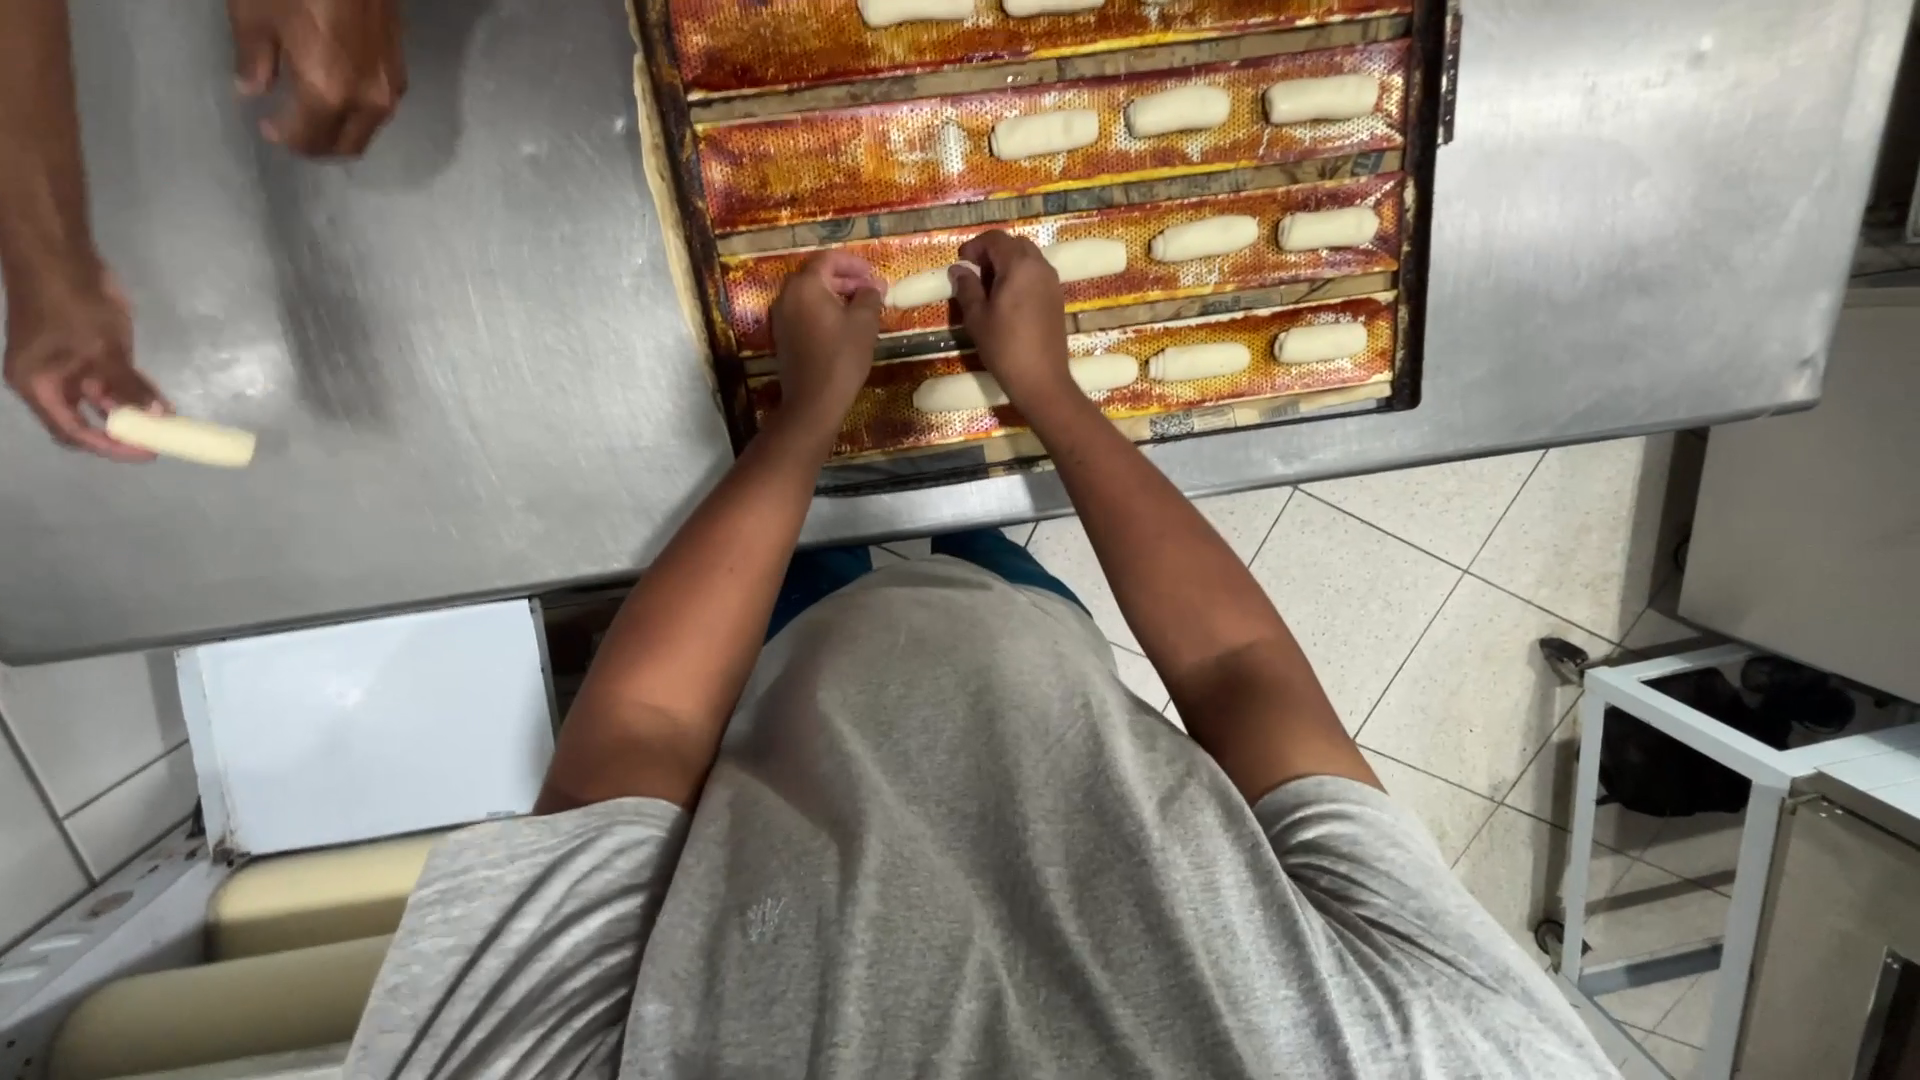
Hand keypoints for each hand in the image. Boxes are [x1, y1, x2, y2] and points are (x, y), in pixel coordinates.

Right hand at [4, 273, 166, 461]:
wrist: (62, 262)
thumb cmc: (72, 305)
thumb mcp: (102, 349)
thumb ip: (126, 386)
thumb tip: (155, 418)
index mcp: (37, 384)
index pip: (71, 430)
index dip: (110, 446)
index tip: (149, 453)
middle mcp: (50, 382)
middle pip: (88, 421)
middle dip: (126, 434)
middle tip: (167, 442)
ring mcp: (71, 369)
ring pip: (106, 404)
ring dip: (137, 415)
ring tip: (175, 427)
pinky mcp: (91, 356)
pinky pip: (116, 384)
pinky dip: (139, 395)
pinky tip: (167, 406)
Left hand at [229, 0, 405, 157]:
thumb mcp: (255, 13)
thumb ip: (253, 58)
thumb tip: (252, 89)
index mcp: (327, 94)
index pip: (310, 139)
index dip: (287, 140)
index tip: (267, 129)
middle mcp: (366, 104)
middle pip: (347, 146)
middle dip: (319, 145)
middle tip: (293, 131)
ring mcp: (389, 91)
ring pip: (366, 130)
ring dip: (340, 129)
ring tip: (314, 111)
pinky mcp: (399, 74)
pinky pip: (377, 109)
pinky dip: (356, 111)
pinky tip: (338, 91)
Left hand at [769, 251, 882, 432]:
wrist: (814, 401)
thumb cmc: (842, 358)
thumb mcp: (864, 323)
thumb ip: (869, 297)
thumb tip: (873, 286)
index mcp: (806, 286)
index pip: (829, 259)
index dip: (853, 263)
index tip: (873, 275)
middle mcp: (787, 295)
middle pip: (816, 275)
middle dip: (845, 279)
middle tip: (869, 291)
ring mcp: (781, 316)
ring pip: (809, 294)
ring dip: (834, 295)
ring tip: (859, 308)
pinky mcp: (783, 336)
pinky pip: (803, 311)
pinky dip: (822, 310)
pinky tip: (841, 325)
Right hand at [950, 230, 1074, 406]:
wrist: (1041, 378)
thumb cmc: (1004, 347)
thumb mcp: (977, 317)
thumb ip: (966, 287)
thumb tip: (958, 269)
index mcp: (1018, 265)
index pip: (995, 239)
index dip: (975, 245)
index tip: (961, 262)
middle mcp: (1040, 266)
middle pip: (1015, 245)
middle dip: (993, 253)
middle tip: (975, 274)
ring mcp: (1052, 282)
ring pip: (1028, 259)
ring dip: (1008, 265)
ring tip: (990, 289)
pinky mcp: (1057, 299)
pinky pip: (1037, 276)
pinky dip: (1021, 277)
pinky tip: (1009, 301)